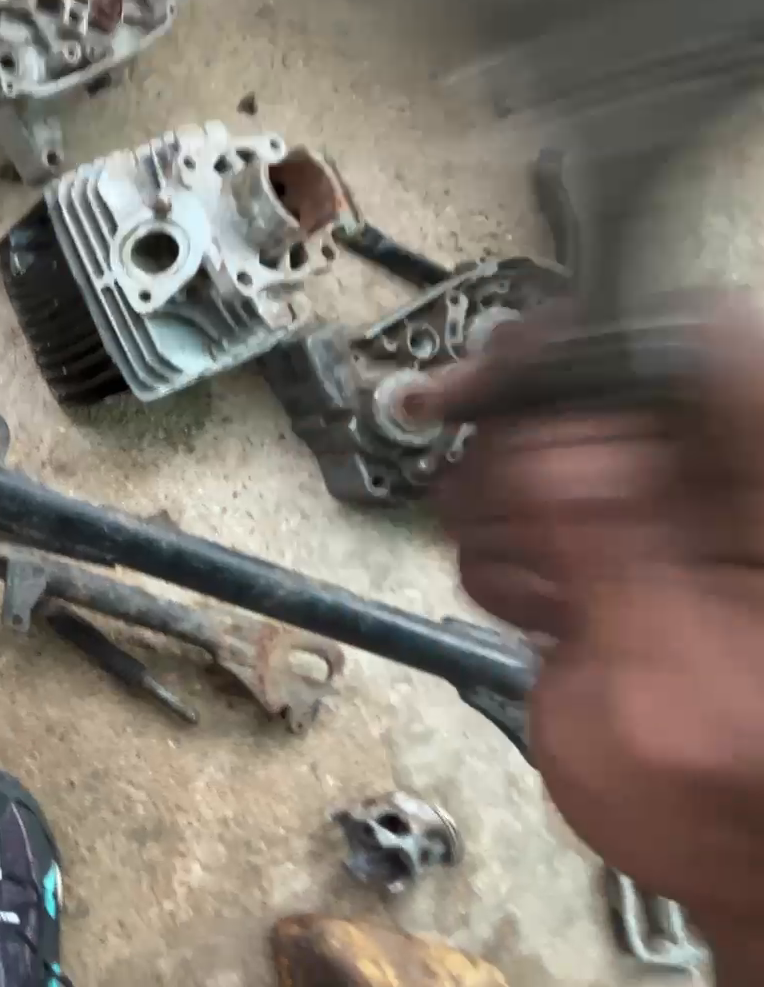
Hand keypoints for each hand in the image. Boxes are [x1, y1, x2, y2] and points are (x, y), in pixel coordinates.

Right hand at [418, 311, 763, 953]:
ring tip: (533, 593)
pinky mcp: (623, 552)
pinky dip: (502, 551)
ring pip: (541, 455)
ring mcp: (677, 528)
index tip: (479, 388)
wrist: (728, 858)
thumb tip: (561, 444)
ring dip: (499, 517)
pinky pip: (529, 512)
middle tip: (504, 528)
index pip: (697, 355)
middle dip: (515, 460)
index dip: (578, 352)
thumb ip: (616, 556)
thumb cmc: (727, 805)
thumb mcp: (668, 686)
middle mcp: (732, 505)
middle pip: (593, 402)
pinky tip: (539, 604)